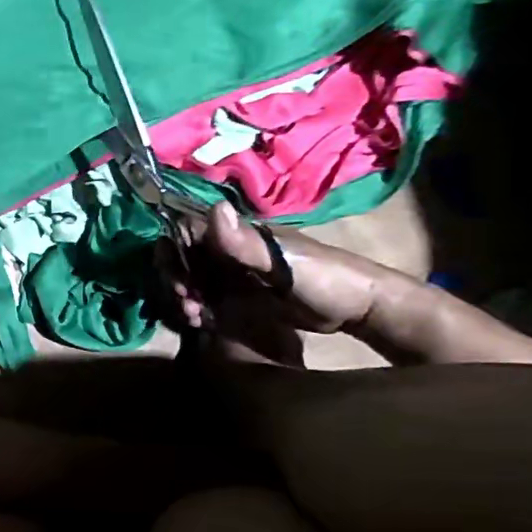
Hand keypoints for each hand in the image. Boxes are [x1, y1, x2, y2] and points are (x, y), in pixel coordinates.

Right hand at [171, 203, 393, 351]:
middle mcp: (229, 253)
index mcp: (237, 236)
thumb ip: (247, 242)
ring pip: (190, 282)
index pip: (187, 232)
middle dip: (175, 279)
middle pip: (184, 258)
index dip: (174, 251)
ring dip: (183, 298)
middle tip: (187, 302)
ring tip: (194, 317)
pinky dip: (195, 312)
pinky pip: (205, 303)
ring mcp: (232, 278)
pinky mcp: (238, 302)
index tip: (179, 277)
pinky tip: (199, 323)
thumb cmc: (325, 276)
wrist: (357, 308)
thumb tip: (215, 209)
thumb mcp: (285, 261)